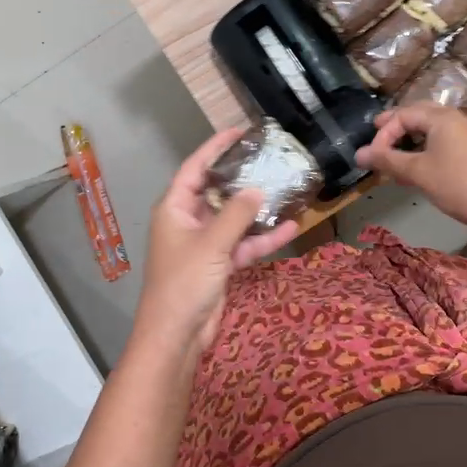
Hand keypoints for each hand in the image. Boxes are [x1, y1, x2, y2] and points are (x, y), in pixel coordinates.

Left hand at [135, 128, 299, 352]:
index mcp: (174, 208)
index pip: (195, 168)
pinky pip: (242, 244)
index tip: (238, 131)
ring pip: (233, 219)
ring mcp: (203, 244)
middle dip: (242, 178)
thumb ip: (236, 214)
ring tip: (287, 190)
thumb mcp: (212, 243)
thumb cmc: (184, 282)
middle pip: (217, 191)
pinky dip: (262, 239)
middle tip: (269, 159)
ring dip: (258, 210)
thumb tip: (258, 190)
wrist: (176, 334)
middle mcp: (187, 220)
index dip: (215, 148)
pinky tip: (292, 228)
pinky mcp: (218, 265)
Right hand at [354, 103, 466, 230]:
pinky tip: (421, 164)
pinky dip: (427, 145)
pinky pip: (446, 138)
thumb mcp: (416, 172)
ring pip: (433, 126)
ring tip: (396, 155)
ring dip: (412, 137)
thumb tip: (358, 154)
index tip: (372, 155)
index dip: (383, 134)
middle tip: (378, 135)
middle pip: (419, 113)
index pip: (403, 115)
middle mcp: (457, 118)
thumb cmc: (456, 185)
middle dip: (397, 126)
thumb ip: (386, 160)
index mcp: (442, 118)